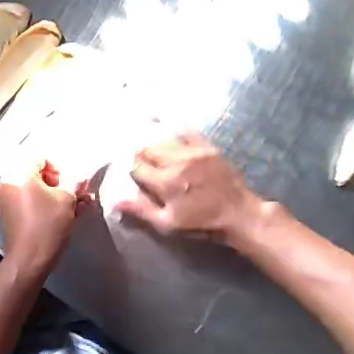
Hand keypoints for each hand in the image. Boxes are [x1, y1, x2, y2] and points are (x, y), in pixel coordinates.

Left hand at [0, 161, 84, 275]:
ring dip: (54, 195)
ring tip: (74, 207)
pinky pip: (28, 201)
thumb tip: (79, 179)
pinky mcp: (8, 213)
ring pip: (34, 189)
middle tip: (74, 195)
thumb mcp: (67, 200)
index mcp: (18, 172)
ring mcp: (6, 198)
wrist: (29, 258)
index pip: (41, 159)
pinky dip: (44, 204)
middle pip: (36, 174)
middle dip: (59, 184)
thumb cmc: (47, 224)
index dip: (60, 169)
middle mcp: (7, 182)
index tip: (69, 184)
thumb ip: (73, 184)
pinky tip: (62, 214)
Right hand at [114, 135, 269, 244]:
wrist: (239, 214)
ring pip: (163, 139)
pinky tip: (169, 129)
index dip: (132, 170)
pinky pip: (186, 131)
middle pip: (147, 148)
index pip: (136, 167)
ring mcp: (193, 152)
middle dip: (140, 154)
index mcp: (165, 183)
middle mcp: (176, 162)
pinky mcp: (207, 147)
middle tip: (141, 162)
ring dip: (154, 143)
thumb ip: (142, 210)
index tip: (133, 175)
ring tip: (152, 148)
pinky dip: (175, 130)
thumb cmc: (201, 223)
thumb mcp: (168, 224)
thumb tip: (115, 201)